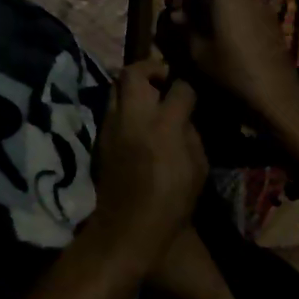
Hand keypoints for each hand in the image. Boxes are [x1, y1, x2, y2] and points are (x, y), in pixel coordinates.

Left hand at [92, 59, 208, 246]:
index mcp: (164, 124)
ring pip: (116, 86)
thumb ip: (191, 133)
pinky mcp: (99, 138)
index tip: (192, 95)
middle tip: (165, 82)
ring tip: (150, 101)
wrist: (126, 230)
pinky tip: (138, 125)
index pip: (179, 87)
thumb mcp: (198, 167)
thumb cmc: (171, 203)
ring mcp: (111, 126)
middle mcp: (133, 116)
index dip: (187, 87)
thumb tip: (183, 115)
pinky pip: (111, 108)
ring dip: (134, 86)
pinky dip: (125, 107)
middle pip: (134, 71)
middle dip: (152, 69)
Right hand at [165, 0, 298, 113]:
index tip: (176, 13)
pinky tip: (227, 33)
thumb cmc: (231, 70)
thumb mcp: (198, 52)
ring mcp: (261, 2)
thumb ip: (185, 28)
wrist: (274, 91)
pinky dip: (232, 9)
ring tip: (206, 27)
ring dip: (216, 2)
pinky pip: (246, 2)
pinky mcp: (271, 16)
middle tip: (188, 18)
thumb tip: (176, 15)